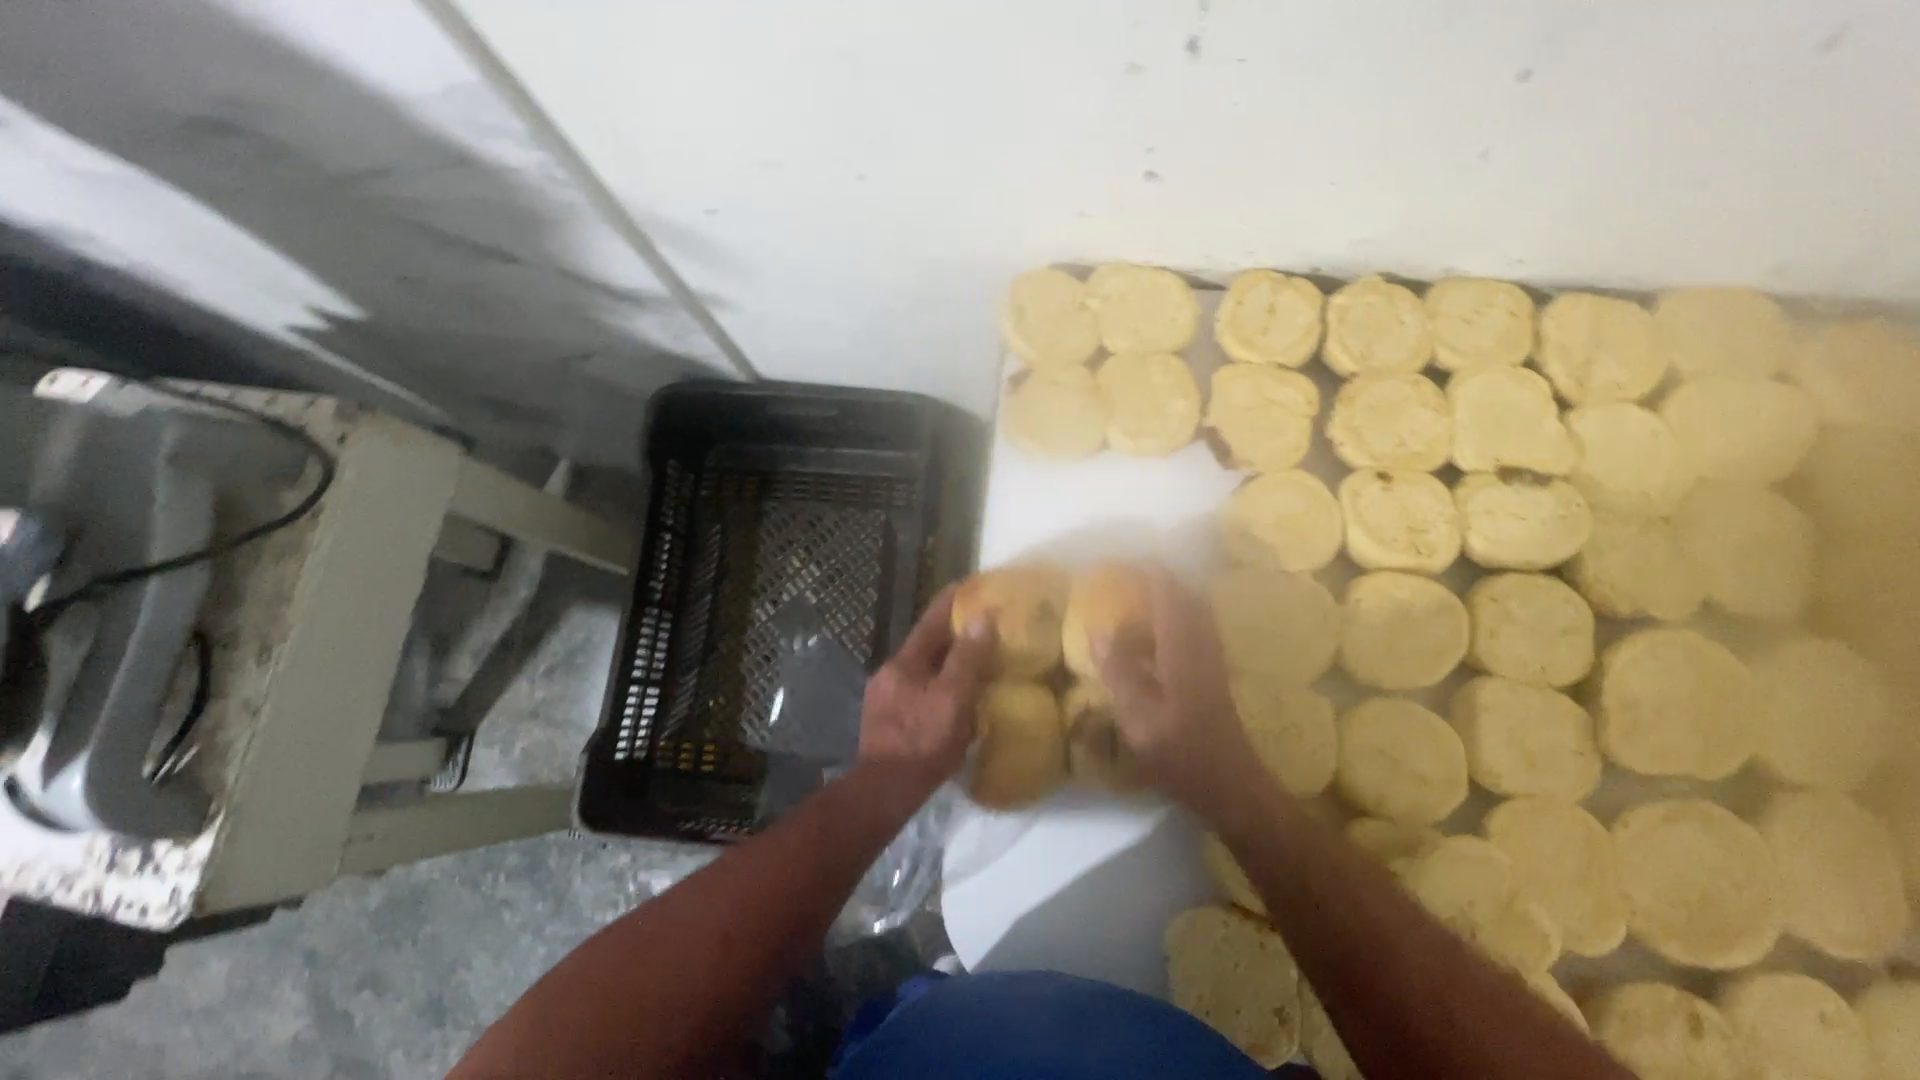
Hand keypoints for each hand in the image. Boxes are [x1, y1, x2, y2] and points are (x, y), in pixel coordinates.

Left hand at [858, 586, 994, 782]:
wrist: (886, 791)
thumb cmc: (923, 742)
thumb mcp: (953, 698)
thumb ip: (967, 658)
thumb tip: (982, 617)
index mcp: (905, 663)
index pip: (931, 620)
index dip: (953, 601)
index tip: (972, 585)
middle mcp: (889, 673)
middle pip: (925, 644)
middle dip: (952, 634)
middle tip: (982, 626)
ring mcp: (884, 698)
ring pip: (921, 670)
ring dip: (945, 663)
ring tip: (973, 662)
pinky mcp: (886, 721)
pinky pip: (917, 692)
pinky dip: (937, 686)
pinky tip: (952, 699)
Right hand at [1095, 565, 1264, 818]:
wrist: (1231, 786)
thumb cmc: (1181, 754)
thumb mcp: (1139, 717)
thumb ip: (1120, 671)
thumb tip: (1100, 628)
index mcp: (1183, 649)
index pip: (1169, 593)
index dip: (1148, 572)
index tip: (1123, 560)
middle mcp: (1202, 646)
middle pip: (1187, 597)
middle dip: (1160, 580)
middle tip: (1128, 576)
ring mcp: (1211, 661)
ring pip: (1193, 614)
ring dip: (1168, 600)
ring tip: (1136, 600)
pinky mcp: (1213, 677)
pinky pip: (1194, 632)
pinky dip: (1173, 622)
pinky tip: (1152, 640)